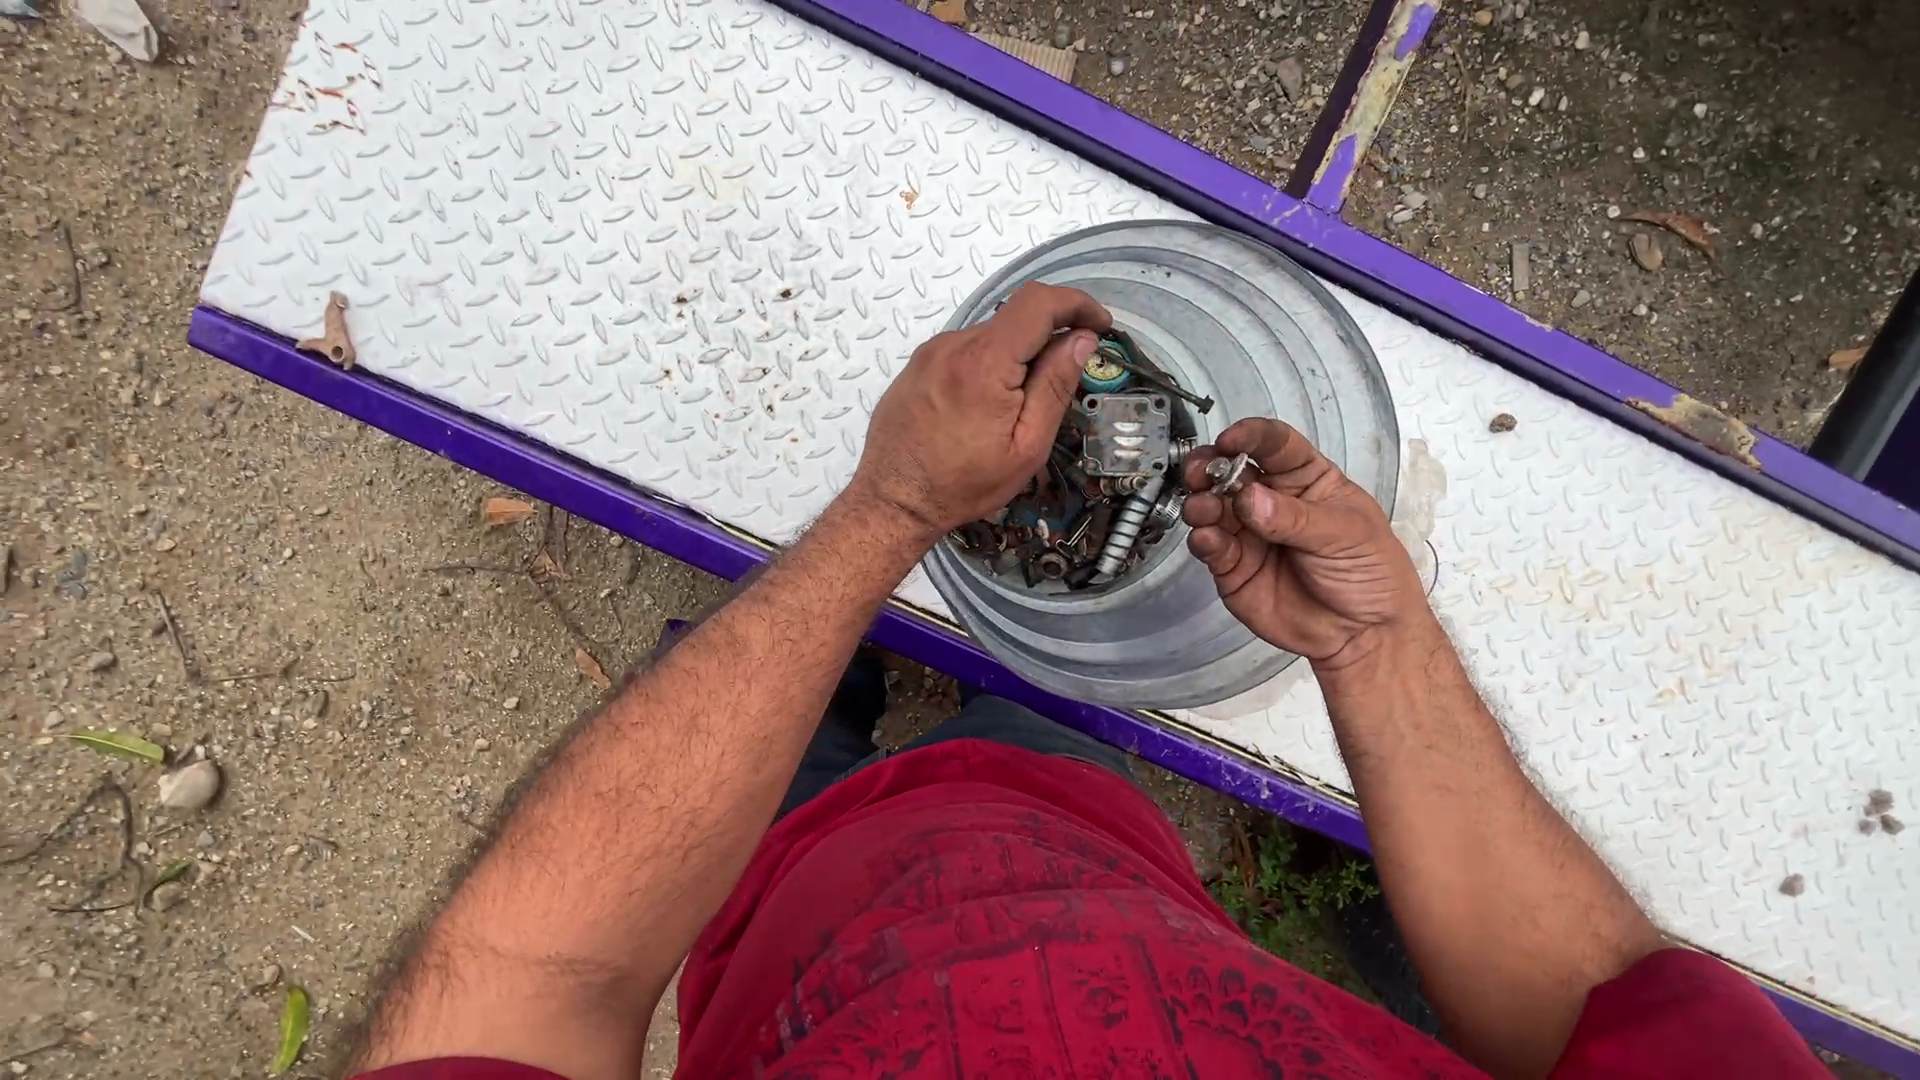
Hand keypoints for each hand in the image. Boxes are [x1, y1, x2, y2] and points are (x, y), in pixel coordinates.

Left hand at [848, 283, 1110, 539]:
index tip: (1100, 325)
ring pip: (989, 337)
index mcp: (984, 363)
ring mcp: (929, 353)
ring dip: (1015, 357)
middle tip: (1060, 383)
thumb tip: (1081, 340)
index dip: (1077, 304)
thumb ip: (1055, 387)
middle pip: (1015, 319)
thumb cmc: (963, 485)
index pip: (1038, 302)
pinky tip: (983, 410)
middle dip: (1048, 339)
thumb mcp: (1026, 447)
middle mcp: (952, 346)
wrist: (892, 501)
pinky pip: (964, 352)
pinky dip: (988, 366)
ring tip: (1013, 411)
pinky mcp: (917, 366)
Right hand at [1183, 418, 1424, 669]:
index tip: (1229, 439)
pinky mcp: (1231, 567)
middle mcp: (1269, 501)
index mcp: (1304, 480)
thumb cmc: (1370, 573)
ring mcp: (1247, 534)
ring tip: (1204, 510)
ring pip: (1211, 507)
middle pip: (1229, 472)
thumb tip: (1249, 499)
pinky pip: (1210, 547)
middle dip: (1209, 467)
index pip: (1274, 445)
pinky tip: (1207, 539)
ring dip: (1201, 503)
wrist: (1362, 636)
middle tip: (1201, 473)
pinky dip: (1203, 540)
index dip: (1250, 437)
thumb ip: (1295, 518)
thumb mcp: (1346, 535)